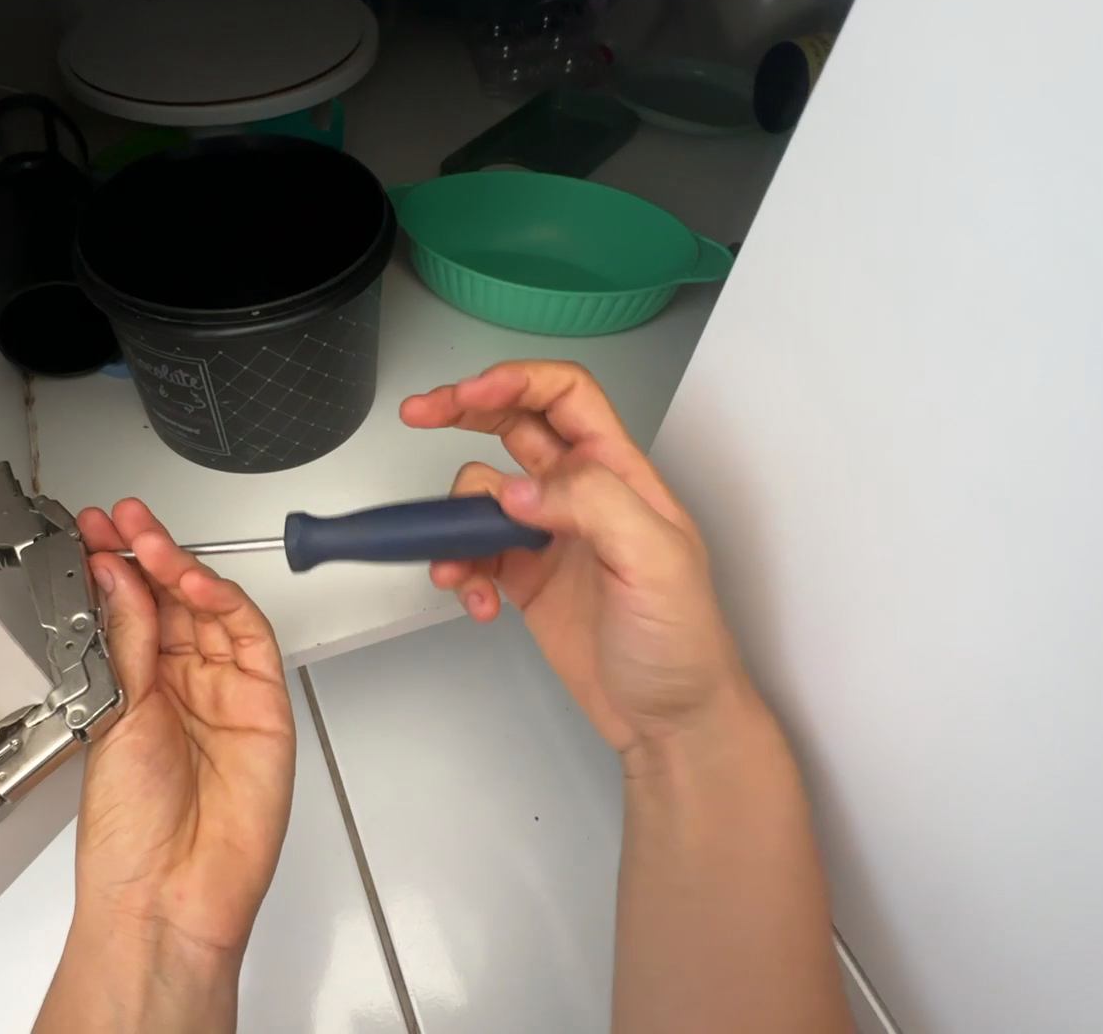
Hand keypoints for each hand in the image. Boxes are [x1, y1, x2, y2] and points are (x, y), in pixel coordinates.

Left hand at [35, 498, 293, 1032]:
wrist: (173, 890)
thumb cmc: (131, 826)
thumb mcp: (116, 715)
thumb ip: (127, 640)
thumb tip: (115, 576)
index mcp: (141, 689)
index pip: (134, 610)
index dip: (117, 569)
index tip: (94, 533)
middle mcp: (184, 682)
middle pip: (171, 601)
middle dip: (145, 556)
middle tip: (121, 521)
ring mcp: (226, 687)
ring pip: (209, 608)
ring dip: (179, 568)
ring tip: (147, 537)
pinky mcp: (264, 697)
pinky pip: (248, 635)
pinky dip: (224, 600)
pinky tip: (191, 578)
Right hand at [401, 361, 748, 756]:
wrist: (667, 720)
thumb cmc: (683, 644)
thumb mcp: (656, 562)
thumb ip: (591, 505)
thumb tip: (516, 489)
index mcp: (618, 474)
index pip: (564, 397)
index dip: (514, 382)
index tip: (466, 395)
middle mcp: (578, 494)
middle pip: (512, 426)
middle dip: (462, 413)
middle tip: (419, 413)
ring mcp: (546, 535)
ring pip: (480, 497)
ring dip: (454, 523)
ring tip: (457, 567)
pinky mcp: (522, 575)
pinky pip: (473, 552)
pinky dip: (461, 571)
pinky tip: (477, 602)